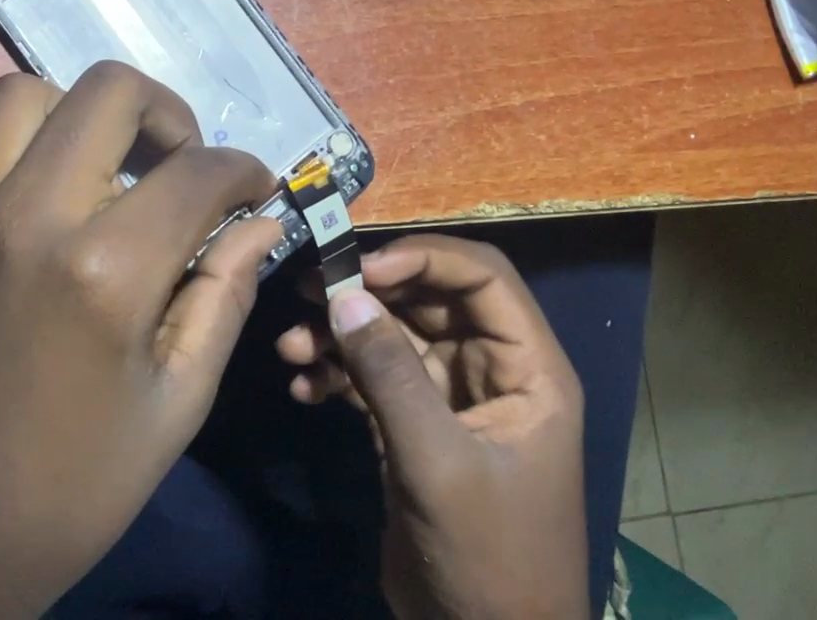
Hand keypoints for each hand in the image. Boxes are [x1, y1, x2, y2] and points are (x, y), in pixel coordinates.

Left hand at [0, 62, 281, 619]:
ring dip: (74, 114)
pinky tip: (9, 180)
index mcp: (108, 268)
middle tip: (180, 163)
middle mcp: (28, 216)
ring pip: (19, 95)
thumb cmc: (74, 485)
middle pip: (108, 91)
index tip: (252, 192)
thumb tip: (260, 223)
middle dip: (166, 113)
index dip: (244, 172)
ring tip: (98, 165)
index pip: (198, 172)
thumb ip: (223, 295)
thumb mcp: (177, 402)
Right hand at [275, 236, 587, 619]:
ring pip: (391, 336)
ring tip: (290, 349)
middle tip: (304, 291)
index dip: (423, 258)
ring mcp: (447, 397)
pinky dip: (336, 375)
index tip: (359, 268)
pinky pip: (370, 377)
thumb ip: (392, 376)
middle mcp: (489, 370)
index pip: (481, 278)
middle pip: (426, 299)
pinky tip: (304, 391)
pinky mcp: (412, 425)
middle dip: (365, 293)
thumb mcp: (439, 463)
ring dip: (339, 335)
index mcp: (527, 368)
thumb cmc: (489, 557)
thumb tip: (345, 296)